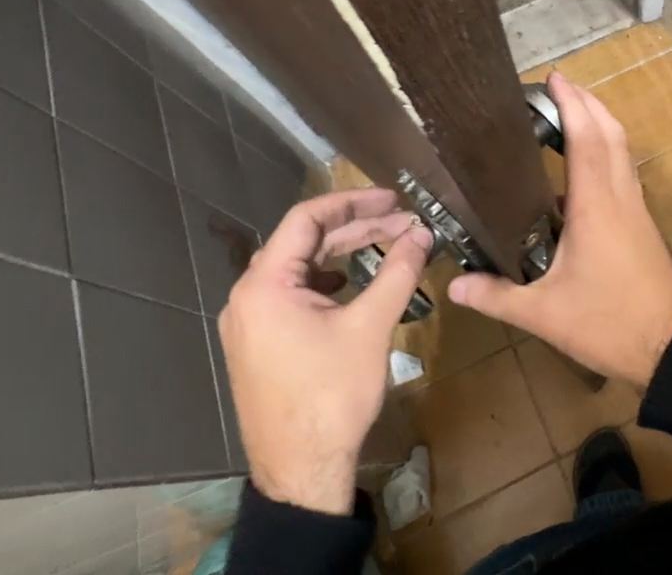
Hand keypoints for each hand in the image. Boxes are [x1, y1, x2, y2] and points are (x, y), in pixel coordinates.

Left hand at [219, 188, 434, 513]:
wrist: (300, 472)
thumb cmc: (332, 395)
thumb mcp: (371, 327)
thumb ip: (398, 271)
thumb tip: (422, 233)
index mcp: (265, 284)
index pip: (306, 219)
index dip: (352, 202)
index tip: (392, 199)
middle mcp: (248, 296)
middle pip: (303, 242)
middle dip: (356, 229)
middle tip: (402, 222)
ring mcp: (249, 322)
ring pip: (298, 268)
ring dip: (342, 254)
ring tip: (386, 246)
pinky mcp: (258, 344)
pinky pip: (291, 294)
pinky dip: (326, 281)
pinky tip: (352, 286)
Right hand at [450, 72, 671, 386]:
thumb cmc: (609, 323)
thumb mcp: (544, 314)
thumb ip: (497, 296)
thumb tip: (454, 285)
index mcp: (595, 206)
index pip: (585, 139)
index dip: (572, 104)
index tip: (554, 78)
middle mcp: (619, 196)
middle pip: (611, 133)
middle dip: (588, 103)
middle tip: (558, 87)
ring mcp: (635, 209)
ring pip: (622, 151)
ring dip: (601, 124)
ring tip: (570, 114)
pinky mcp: (641, 224)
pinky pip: (623, 172)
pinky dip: (606, 151)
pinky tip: (583, 169)